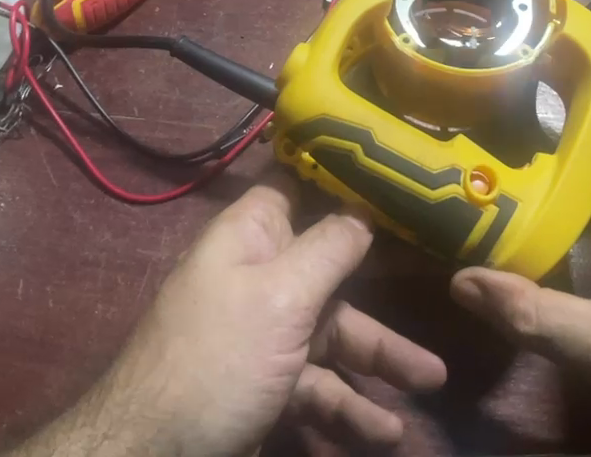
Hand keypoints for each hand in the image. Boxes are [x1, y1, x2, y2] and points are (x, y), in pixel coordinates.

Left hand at [21, 175, 445, 456]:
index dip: (344, 167)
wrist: (149, 455)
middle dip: (387, 276)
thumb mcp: (280, 297)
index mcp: (256, 232)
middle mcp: (264, 271)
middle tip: (442, 270)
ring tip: (434, 380)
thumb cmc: (217, 357)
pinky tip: (388, 431)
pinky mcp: (271, 381)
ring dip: (383, 357)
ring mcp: (268, 330)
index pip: (302, 179)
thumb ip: (330, 248)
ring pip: (337, 330)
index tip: (397, 162)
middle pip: (336, 260)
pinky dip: (352, 407)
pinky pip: (322, 384)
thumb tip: (366, 206)